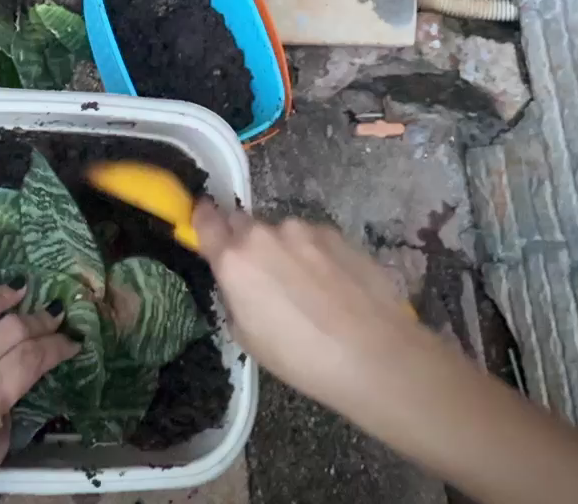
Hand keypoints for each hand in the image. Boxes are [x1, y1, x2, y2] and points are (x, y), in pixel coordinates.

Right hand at [191, 200, 447, 425]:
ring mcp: (301, 229)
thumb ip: (235, 297)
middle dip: (246, 241)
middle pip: (243, 224)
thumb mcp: (248, 338)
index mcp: (233, 260)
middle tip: (262, 274)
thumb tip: (240, 284)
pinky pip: (311, 238)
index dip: (204, 220)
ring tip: (308, 288)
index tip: (206, 224)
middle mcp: (263, 234)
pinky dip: (314, 254)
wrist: (373, 353)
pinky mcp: (334, 232)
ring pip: (280, 232)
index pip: (206, 221)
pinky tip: (332, 285)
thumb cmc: (302, 358)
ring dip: (284, 250)